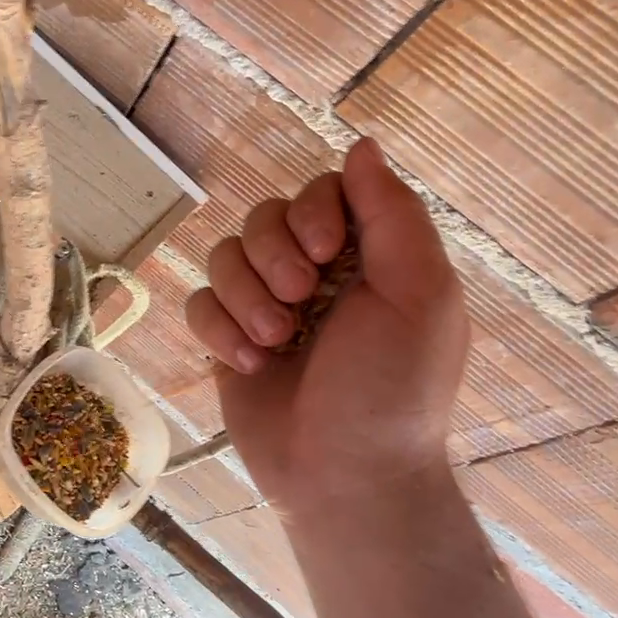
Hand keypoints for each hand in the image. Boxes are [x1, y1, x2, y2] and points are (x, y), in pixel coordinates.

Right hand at [184, 138, 468, 515]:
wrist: (341, 474)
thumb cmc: (391, 387)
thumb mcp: (418, 295)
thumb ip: (393, 215)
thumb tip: (362, 143)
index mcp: (367, 257)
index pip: (321, 191)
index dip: (311, 212)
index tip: (327, 255)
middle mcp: (313, 273)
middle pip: (263, 218)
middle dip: (273, 260)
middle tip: (299, 307)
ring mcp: (264, 307)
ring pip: (223, 257)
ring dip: (245, 299)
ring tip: (275, 343)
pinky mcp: (226, 339)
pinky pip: (199, 303)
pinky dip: (219, 330)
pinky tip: (248, 364)